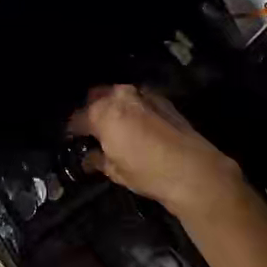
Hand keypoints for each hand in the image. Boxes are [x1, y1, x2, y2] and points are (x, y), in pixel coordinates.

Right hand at [68, 85, 243, 212]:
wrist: (193, 170)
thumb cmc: (148, 172)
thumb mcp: (115, 171)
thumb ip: (98, 159)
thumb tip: (89, 158)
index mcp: (102, 112)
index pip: (77, 118)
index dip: (73, 130)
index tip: (73, 139)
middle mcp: (120, 96)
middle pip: (96, 98)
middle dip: (92, 111)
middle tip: (94, 131)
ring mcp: (142, 94)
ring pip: (118, 95)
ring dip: (114, 107)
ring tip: (116, 126)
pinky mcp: (162, 99)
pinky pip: (138, 99)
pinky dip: (133, 108)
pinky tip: (137, 124)